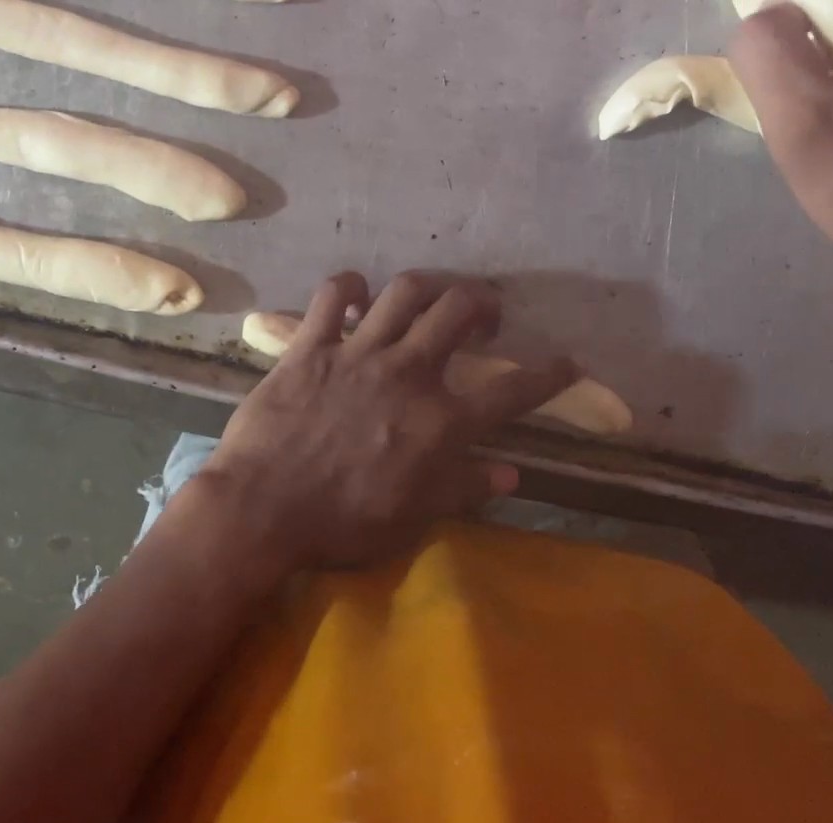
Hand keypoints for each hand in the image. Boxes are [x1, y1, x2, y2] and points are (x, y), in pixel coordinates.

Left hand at [193, 271, 576, 571]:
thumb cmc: (341, 525)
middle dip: (484, 303)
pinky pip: (334, 295)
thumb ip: (463, 489)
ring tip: (432, 300)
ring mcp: (357, 354)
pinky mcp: (309, 347)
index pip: (512, 392)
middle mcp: (408, 374)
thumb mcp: (412, 519)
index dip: (548, 376)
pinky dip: (351, 287)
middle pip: (460, 311)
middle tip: (484, 318)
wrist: (263, 510)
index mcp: (441, 422)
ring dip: (429, 287)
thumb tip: (511, 474)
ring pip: (406, 290)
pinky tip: (358, 297)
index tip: (568, 365)